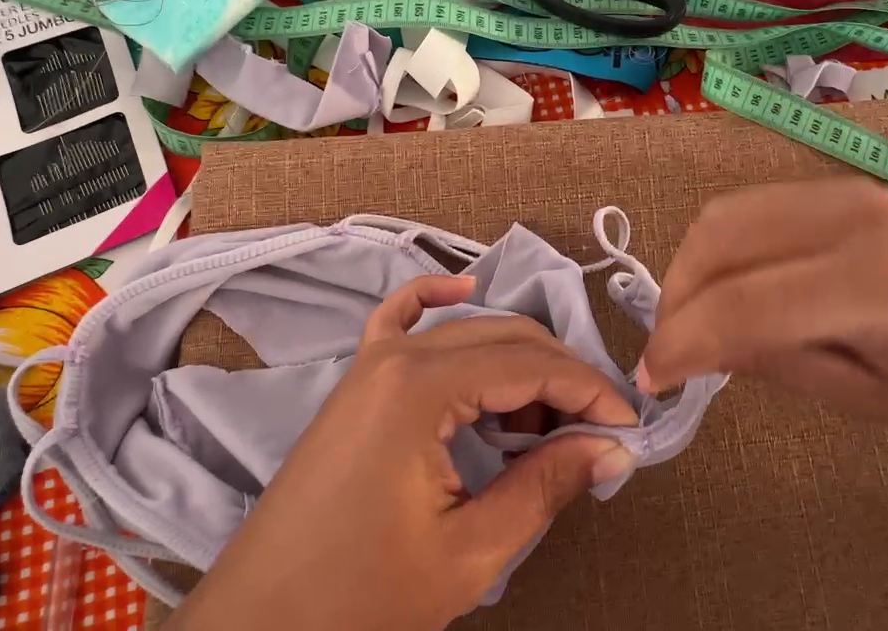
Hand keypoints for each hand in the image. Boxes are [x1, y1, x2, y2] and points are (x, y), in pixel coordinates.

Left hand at [170, 275, 637, 630]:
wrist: (258, 624)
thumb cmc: (361, 595)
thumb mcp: (467, 551)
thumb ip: (545, 487)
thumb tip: (611, 449)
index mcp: (422, 386)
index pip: (530, 365)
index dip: (589, 392)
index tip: (629, 427)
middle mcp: (397, 354)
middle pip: (504, 338)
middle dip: (561, 377)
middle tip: (599, 430)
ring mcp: (371, 362)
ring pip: (466, 333)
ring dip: (517, 363)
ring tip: (547, 423)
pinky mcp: (356, 381)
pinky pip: (399, 318)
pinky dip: (435, 298)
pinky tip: (463, 289)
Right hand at [639, 178, 887, 434]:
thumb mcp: (872, 399)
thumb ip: (778, 360)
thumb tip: (704, 343)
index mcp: (877, 286)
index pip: (743, 305)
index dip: (682, 341)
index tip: (650, 377)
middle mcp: (857, 218)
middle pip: (723, 238)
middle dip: (677, 294)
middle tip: (669, 348)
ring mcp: (855, 189)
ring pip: (733, 211)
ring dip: (695, 262)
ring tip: (694, 316)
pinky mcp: (855, 183)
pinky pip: (764, 204)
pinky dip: (730, 242)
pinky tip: (735, 282)